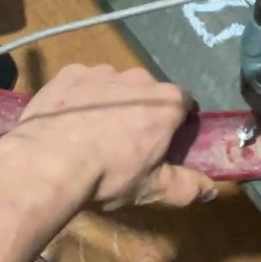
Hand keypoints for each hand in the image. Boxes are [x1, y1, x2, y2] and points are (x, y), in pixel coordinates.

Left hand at [0, 65, 213, 211]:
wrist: (49, 161)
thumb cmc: (109, 175)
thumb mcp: (153, 189)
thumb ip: (187, 187)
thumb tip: (211, 190)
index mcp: (166, 102)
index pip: (184, 102)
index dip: (175, 122)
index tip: (163, 141)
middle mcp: (138, 77)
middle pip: (147, 92)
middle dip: (141, 111)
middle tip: (124, 142)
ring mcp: (101, 71)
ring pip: (113, 85)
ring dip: (110, 102)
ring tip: (90, 133)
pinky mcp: (69, 72)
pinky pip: (82, 83)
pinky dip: (79, 98)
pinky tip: (67, 122)